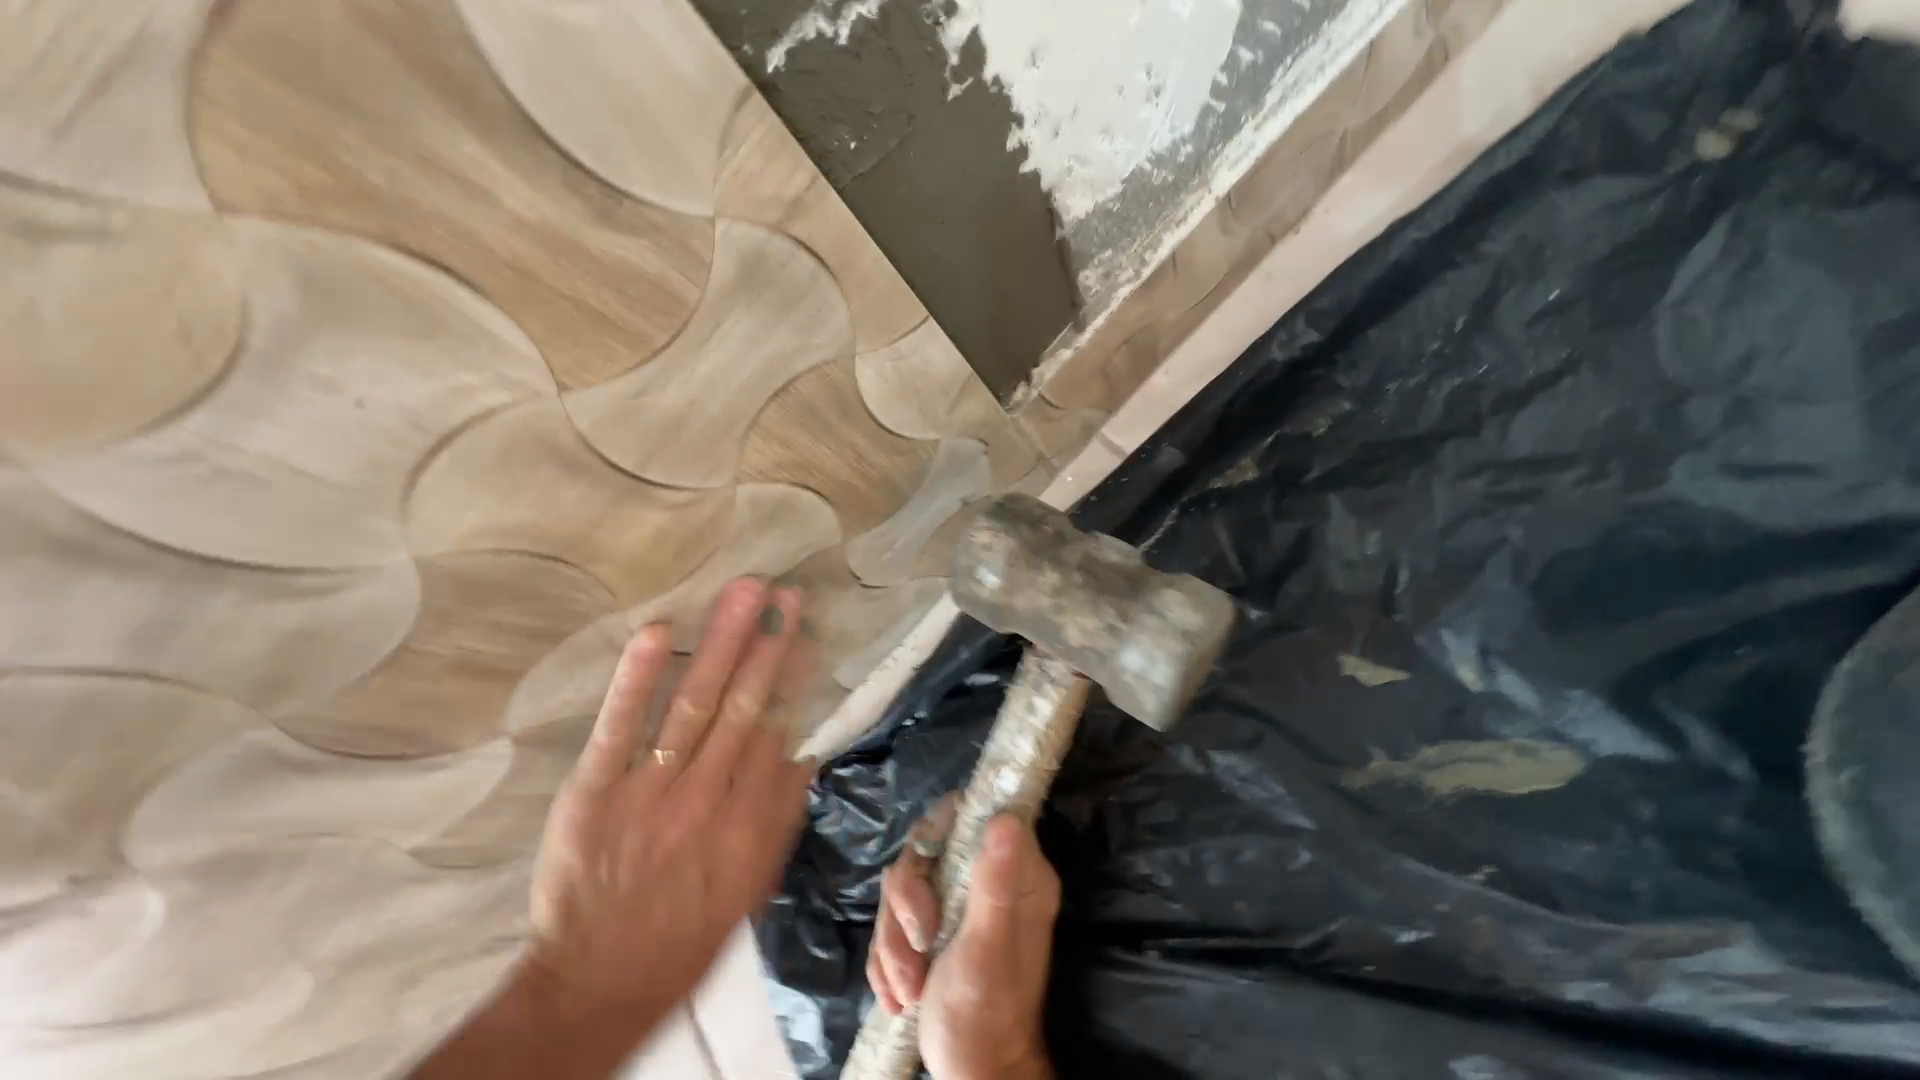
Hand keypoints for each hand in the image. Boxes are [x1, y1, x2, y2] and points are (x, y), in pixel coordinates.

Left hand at [526, 577, 814, 1017]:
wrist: (603, 976)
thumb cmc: (688, 929)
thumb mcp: (755, 880)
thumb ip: (781, 814)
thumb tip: (806, 751)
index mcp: (750, 819)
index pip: (777, 729)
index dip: (794, 676)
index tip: (806, 632)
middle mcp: (709, 796)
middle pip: (744, 706)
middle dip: (767, 644)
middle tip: (784, 594)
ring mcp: (652, 790)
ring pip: (695, 703)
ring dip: (722, 644)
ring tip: (745, 593)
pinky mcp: (596, 790)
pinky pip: (621, 725)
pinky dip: (639, 678)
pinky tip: (660, 632)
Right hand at [868, 799, 1059, 1079]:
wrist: (970, 1074)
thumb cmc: (985, 1015)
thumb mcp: (986, 947)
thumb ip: (994, 883)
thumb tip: (1006, 818)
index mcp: (1016, 874)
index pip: (972, 813)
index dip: (938, 831)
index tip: (921, 873)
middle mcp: (989, 880)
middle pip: (925, 852)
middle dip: (906, 907)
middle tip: (916, 948)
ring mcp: (958, 906)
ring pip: (902, 891)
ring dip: (894, 943)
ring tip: (909, 988)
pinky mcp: (933, 931)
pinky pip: (893, 924)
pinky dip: (889, 960)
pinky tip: (900, 996)